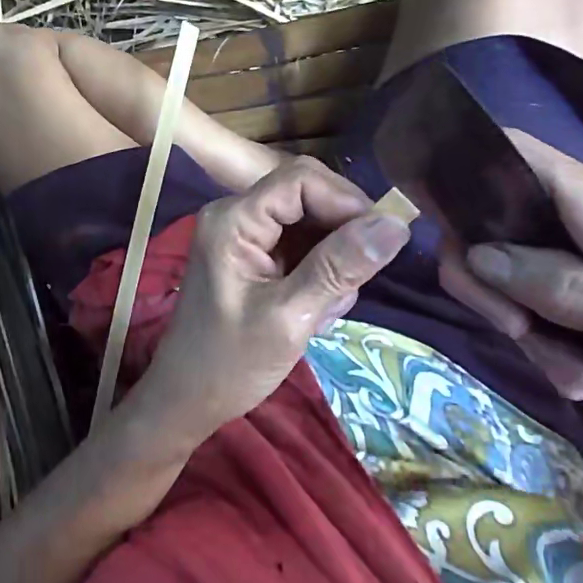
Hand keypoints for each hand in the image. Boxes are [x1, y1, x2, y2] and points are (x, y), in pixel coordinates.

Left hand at [135, 157, 410, 444]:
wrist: (187, 402)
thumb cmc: (230, 364)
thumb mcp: (291, 317)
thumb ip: (340, 266)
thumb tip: (395, 226)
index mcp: (234, 219)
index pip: (302, 180)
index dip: (346, 200)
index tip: (380, 239)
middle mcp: (239, 213)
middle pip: (309, 194)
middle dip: (342, 232)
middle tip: (356, 278)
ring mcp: (247, 232)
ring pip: (313, 219)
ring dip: (334, 257)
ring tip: (328, 306)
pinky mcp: (258, 252)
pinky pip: (305, 242)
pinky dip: (322, 270)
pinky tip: (318, 308)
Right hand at [454, 133, 582, 440]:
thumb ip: (571, 290)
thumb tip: (477, 253)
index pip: (514, 153)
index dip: (464, 182)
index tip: (460, 261)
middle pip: (505, 216)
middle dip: (495, 282)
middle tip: (529, 344)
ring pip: (528, 257)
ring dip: (530, 315)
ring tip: (575, 377)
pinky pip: (561, 281)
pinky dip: (556, 324)